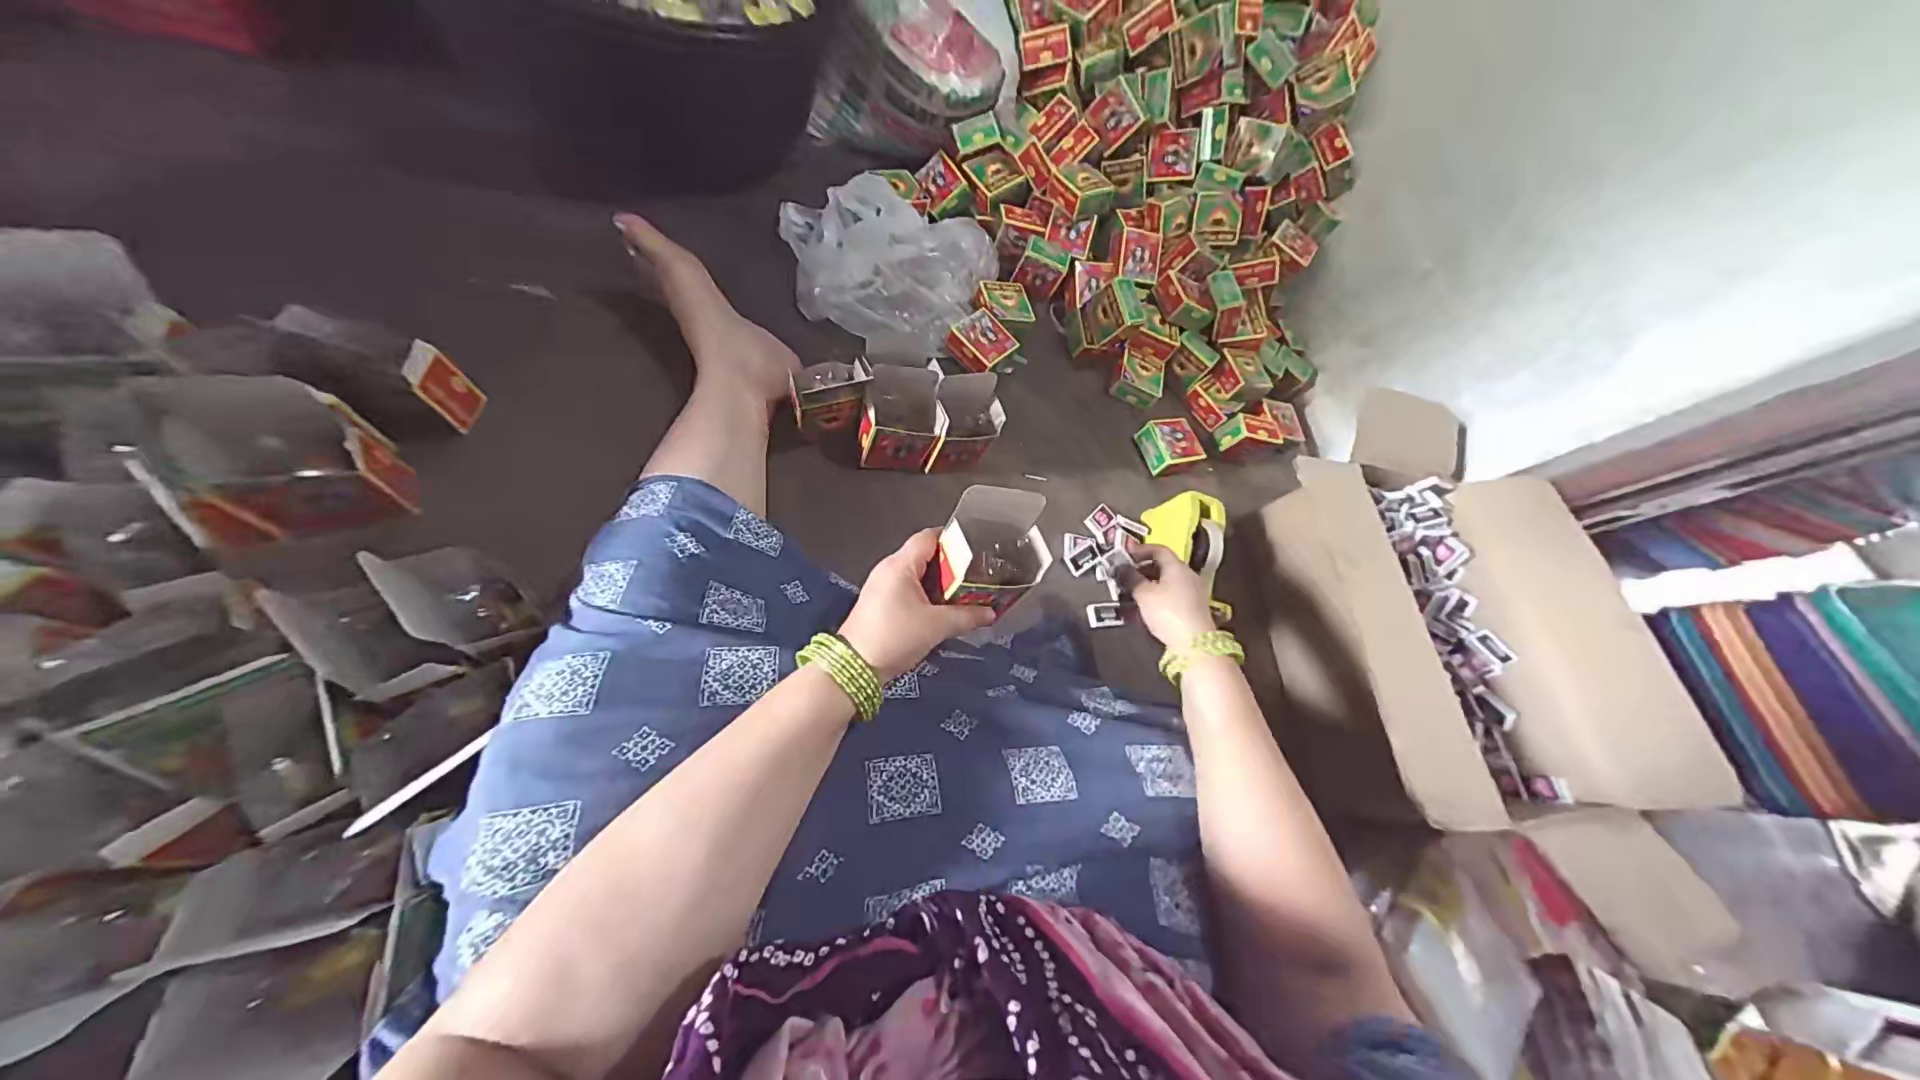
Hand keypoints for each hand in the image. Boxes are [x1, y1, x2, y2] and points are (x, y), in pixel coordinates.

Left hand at [838, 528, 995, 681]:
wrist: (856, 667)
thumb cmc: (896, 637)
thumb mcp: (937, 626)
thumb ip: (967, 616)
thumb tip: (991, 613)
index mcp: (900, 565)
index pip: (929, 537)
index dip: (953, 539)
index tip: (975, 550)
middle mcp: (888, 569)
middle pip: (924, 554)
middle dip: (951, 565)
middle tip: (975, 576)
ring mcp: (881, 585)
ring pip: (917, 574)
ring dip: (939, 582)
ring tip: (963, 593)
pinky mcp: (879, 602)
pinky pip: (907, 588)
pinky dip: (926, 594)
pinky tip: (941, 609)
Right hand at [1128, 544, 1216, 648]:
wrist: (1194, 644)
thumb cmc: (1168, 612)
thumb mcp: (1144, 594)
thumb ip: (1131, 578)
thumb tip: (1121, 568)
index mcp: (1177, 567)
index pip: (1158, 549)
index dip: (1140, 550)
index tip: (1124, 555)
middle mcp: (1187, 576)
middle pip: (1162, 565)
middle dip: (1141, 569)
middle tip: (1124, 575)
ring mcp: (1192, 592)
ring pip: (1165, 582)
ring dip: (1147, 584)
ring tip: (1130, 593)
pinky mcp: (1191, 608)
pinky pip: (1170, 595)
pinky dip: (1156, 596)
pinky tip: (1144, 607)